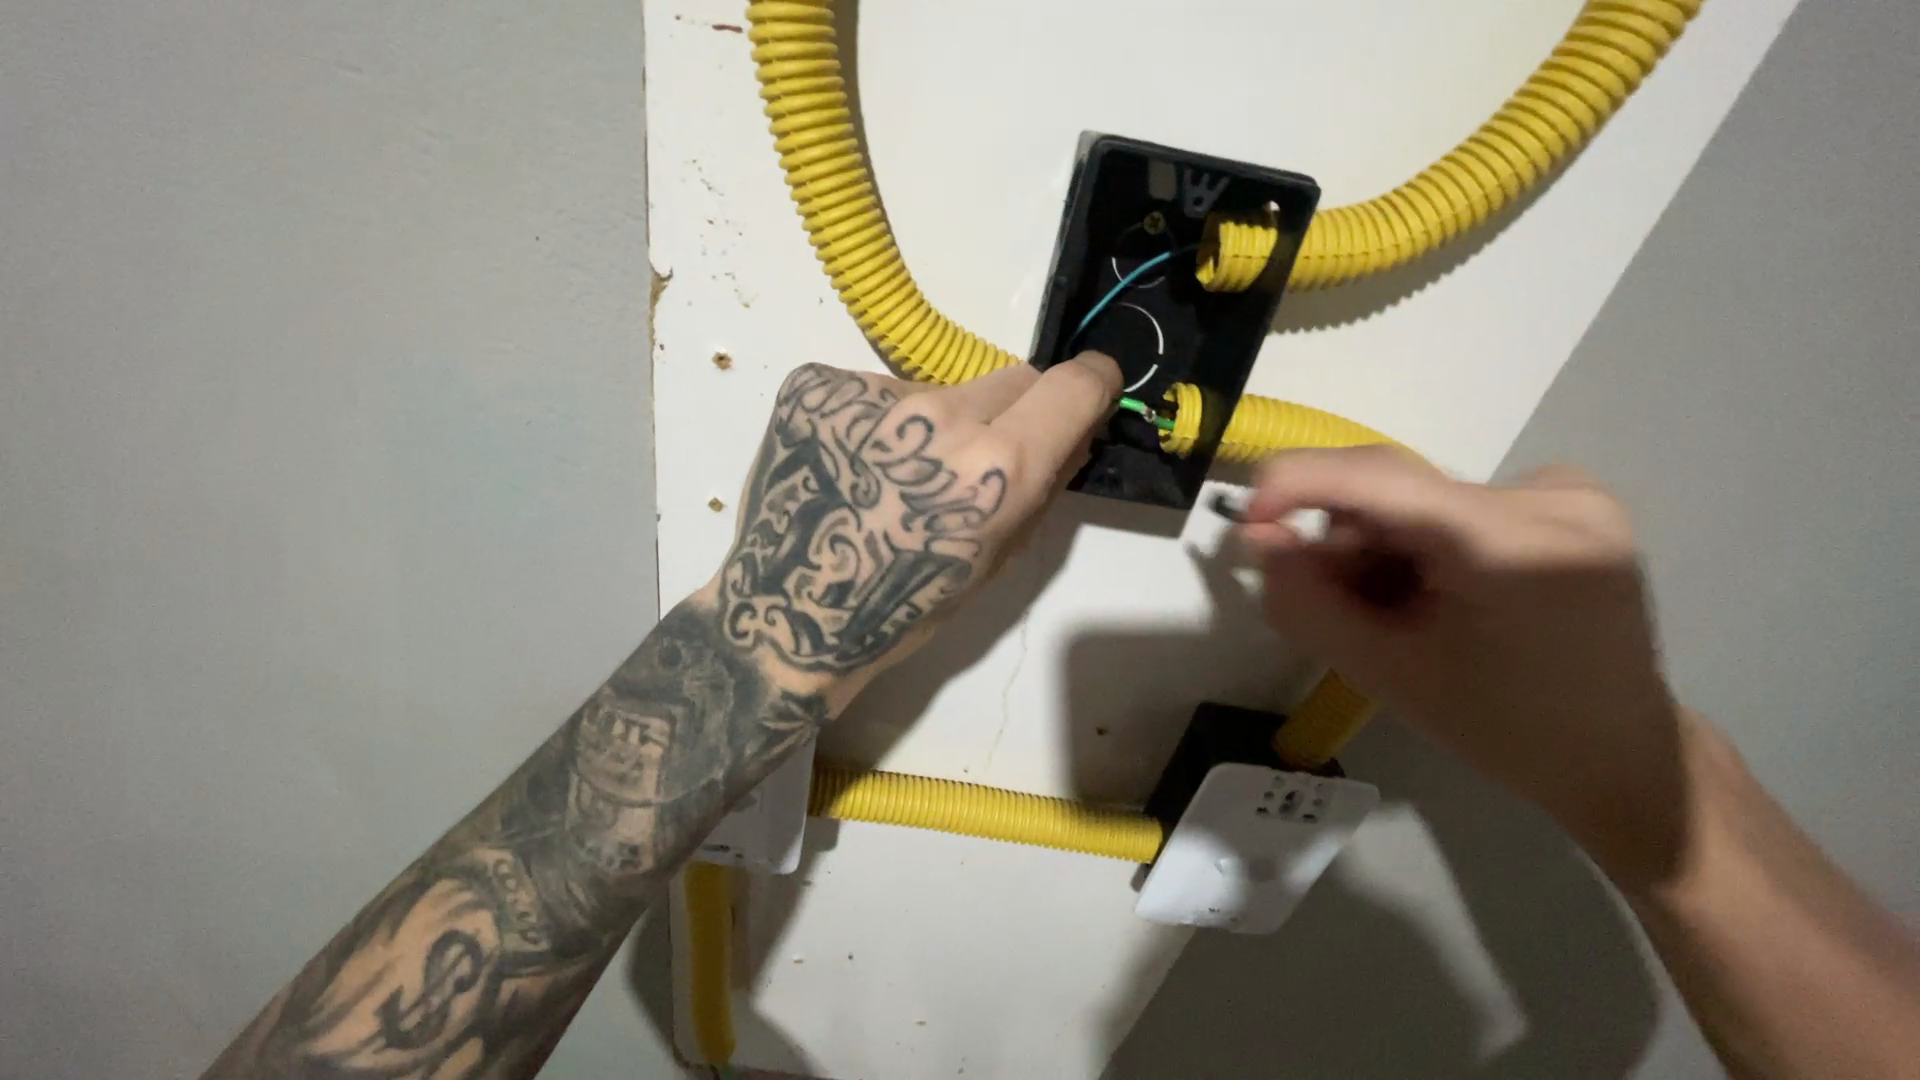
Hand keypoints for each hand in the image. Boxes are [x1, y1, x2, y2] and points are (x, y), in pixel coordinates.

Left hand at [710, 353, 1120, 709]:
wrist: (786, 615)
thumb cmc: (901, 608)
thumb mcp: (993, 561)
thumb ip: (1040, 487)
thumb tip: (1072, 431)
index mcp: (993, 469)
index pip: (1072, 386)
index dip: (1091, 384)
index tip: (1088, 390)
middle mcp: (936, 413)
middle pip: (1008, 378)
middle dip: (1008, 414)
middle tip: (971, 462)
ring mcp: (868, 393)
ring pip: (937, 387)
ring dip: (934, 420)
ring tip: (892, 477)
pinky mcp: (815, 384)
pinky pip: (876, 391)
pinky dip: (877, 421)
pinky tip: (849, 467)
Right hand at [1241, 447, 1688, 877]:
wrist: (1620, 756)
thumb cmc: (1501, 729)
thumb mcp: (1383, 672)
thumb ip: (1306, 601)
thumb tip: (1259, 536)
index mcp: (1514, 547)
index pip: (1380, 480)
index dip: (1297, 483)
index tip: (1246, 519)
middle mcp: (1552, 497)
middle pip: (1394, 490)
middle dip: (1344, 541)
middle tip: (1337, 605)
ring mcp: (1571, 492)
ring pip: (1417, 497)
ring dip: (1380, 545)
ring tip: (1400, 611)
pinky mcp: (1572, 498)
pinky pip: (1453, 502)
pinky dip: (1421, 541)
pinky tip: (1444, 593)